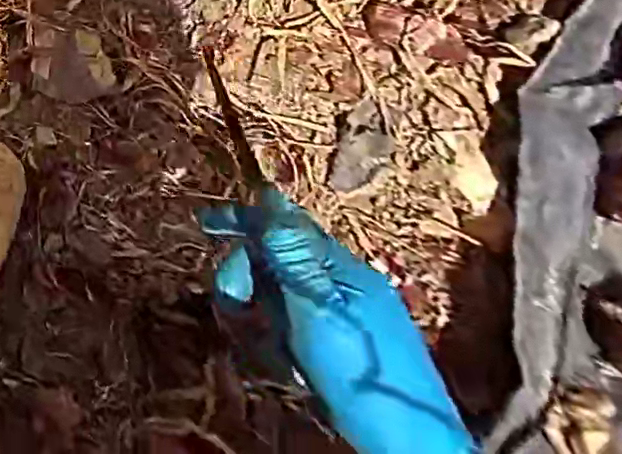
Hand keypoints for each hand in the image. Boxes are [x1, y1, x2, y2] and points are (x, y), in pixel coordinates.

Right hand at [200, 189, 474, 453]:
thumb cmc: (362, 373)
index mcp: (337, 265)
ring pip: (281, 294)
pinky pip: (295, 325)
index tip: (205, 224)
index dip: (244, 218)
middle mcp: (340, 281)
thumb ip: (290, 254)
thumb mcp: (319, 308)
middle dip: (247, 278)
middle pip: (275, 258)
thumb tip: (267, 193)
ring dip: (263, 317)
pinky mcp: (342, 348)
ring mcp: (343, 315)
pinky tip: (289, 369)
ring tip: (271, 353)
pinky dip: (281, 340)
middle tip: (237, 307)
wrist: (416, 450)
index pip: (283, 220)